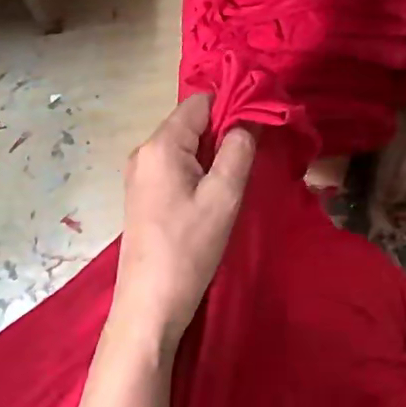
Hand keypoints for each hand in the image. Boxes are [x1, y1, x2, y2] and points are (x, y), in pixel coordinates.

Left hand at [113, 94, 255, 339]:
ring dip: (216, 151)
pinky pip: (178, 165)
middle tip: (258, 148)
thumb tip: (249, 120)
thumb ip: (239, 149)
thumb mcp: (224, 195)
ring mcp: (141, 174)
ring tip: (241, 171)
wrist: (150, 305)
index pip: (201, 101)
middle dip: (226, 128)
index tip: (263, 120)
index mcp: (161, 145)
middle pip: (193, 121)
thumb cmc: (189, 247)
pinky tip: (218, 190)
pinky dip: (202, 168)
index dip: (233, 104)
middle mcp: (145, 152)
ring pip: (187, 144)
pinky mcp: (145, 194)